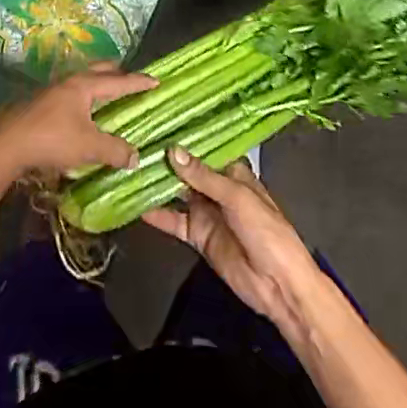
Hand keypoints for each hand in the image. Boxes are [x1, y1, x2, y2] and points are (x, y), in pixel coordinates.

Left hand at [0, 63, 156, 181]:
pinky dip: (83, 96)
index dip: (138, 82)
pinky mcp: (40, 103)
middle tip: (130, 76)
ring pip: (81, 80)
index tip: (156, 80)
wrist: (7, 143)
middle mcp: (68, 82)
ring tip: (107, 91)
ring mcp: (51, 90)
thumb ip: (115, 150)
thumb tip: (135, 155)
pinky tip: (81, 109)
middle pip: (96, 71)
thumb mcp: (89, 147)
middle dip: (115, 73)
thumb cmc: (51, 139)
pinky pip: (70, 93)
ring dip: (96, 83)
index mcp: (83, 86)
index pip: (117, 81)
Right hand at [141, 148, 321, 331]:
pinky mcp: (196, 234)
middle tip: (133, 141)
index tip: (157, 122)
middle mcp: (216, 188)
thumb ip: (203, 176)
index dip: (184, 137)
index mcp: (233, 173)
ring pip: (174, 192)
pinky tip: (134, 205)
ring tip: (128, 167)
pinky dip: (155, 214)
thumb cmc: (268, 232)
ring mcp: (205, 211)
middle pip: (186, 170)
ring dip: (155, 183)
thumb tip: (172, 151)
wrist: (278, 286)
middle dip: (163, 159)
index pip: (205, 149)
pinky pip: (172, 220)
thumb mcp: (238, 198)